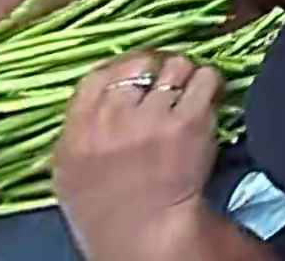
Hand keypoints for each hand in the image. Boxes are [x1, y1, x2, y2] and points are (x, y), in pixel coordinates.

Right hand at [54, 54, 220, 260]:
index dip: (125, 63)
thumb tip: (114, 81)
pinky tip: (207, 97)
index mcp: (76, 134)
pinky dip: (212, 81)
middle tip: (170, 73)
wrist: (143, 223)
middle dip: (161, 62)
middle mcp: (113, 122)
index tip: (141, 67)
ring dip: (189, 72)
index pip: (98, 76)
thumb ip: (87, 124)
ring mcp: (155, 118)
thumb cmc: (107, 197)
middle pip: (143, 63)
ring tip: (188, 89)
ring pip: (181, 64)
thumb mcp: (72, 165)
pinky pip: (208, 77)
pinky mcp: (192, 118)